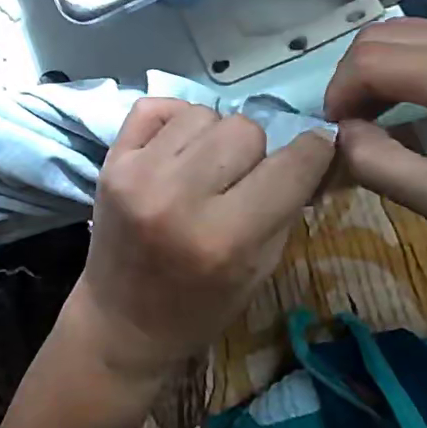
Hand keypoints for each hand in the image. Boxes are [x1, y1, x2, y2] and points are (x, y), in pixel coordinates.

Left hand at [72, 99, 335, 379]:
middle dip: (255, 151)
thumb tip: (315, 151)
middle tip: (241, 178)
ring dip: (213, 136)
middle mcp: (179, 198)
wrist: (121, 319)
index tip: (312, 153)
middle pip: (245, 128)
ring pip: (203, 113)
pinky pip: (154, 108)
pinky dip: (173, 120)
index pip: (292, 165)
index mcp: (225, 238)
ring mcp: (138, 175)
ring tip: (203, 168)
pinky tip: (175, 149)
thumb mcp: (259, 270)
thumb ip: (287, 208)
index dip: (313, 153)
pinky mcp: (111, 162)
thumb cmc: (198, 307)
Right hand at [324, 18, 426, 270]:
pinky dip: (403, 70)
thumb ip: (377, 164)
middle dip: (353, 79)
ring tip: (372, 118)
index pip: (378, 58)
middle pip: (386, 34)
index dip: (341, 92)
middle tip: (350, 127)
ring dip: (375, 72)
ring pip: (406, 33)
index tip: (335, 135)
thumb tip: (335, 133)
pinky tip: (406, 107)